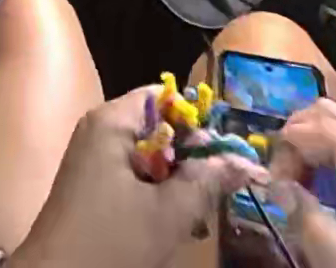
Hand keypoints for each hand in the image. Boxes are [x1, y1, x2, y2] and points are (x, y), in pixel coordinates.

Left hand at [14, 88, 268, 267]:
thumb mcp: (166, 213)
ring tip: (199, 208)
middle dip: (188, 153)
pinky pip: (131, 171)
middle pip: (154, 124)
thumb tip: (245, 161)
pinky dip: (154, 188)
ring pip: (145, 152)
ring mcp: (91, 153)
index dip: (193, 118)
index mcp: (111, 120)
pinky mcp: (90, 179)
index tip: (223, 150)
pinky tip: (173, 218)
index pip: (159, 96)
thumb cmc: (110, 239)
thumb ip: (205, 183)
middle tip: (217, 185)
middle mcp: (99, 127)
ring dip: (174, 176)